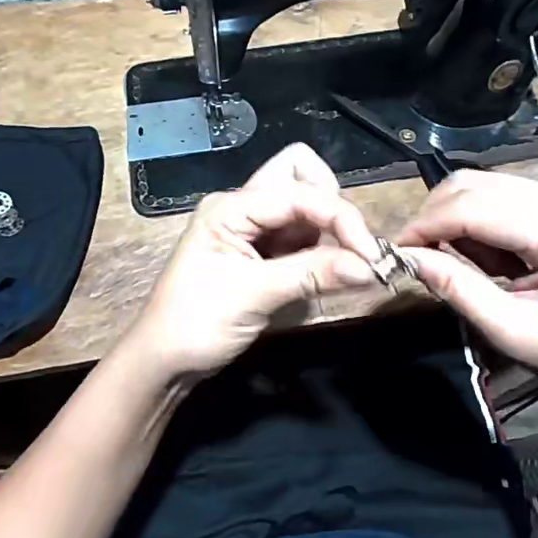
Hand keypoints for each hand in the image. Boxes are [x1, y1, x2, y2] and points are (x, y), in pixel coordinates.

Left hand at [123, 144, 382, 382]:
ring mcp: (251, 229)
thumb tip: (371, 267)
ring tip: (339, 268)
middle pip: (301, 177)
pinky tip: (325, 273)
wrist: (165, 360)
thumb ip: (313, 274)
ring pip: (304, 207)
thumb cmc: (195, 324)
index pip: (299, 193)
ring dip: (328, 231)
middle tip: (348, 248)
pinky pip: (300, 236)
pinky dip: (319, 249)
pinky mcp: (261, 253)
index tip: (371, 254)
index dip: (340, 217)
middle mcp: (242, 208)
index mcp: (230, 207)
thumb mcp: (253, 296)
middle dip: (331, 207)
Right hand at [394, 170, 537, 412]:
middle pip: (477, 185)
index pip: (475, 207)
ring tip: (463, 263)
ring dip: (458, 218)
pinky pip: (508, 194)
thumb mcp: (513, 333)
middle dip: (436, 217)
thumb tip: (407, 257)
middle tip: (420, 257)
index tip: (396, 251)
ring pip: (488, 184)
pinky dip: (482, 218)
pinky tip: (490, 254)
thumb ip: (458, 289)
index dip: (425, 224)